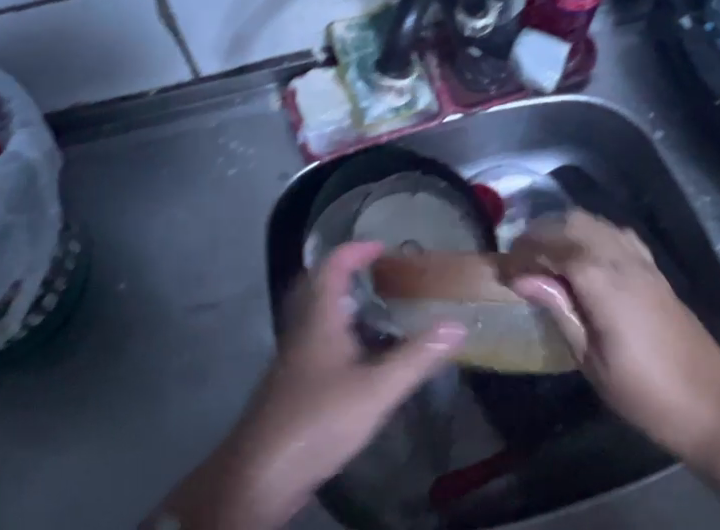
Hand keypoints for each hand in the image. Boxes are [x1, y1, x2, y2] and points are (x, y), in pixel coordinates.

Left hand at [157, 242, 465, 529]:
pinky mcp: (293, 385)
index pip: (332, 267)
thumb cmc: (318, 419)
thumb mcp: (375, 389)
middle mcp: (302, 330)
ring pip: (318, 317)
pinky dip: (341, 336)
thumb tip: (456, 324)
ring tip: (380, 312)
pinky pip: (318, 343)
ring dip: (345, 307)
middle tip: (381, 276)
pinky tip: (362, 360)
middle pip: (319, 287)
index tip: (383, 246)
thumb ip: (416, 358)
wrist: (262, 472)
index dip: (355, 250)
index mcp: (318, 319)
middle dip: (348, 275)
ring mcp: (294, 359)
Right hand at [508, 211, 719, 458]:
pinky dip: (590, 235)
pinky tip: (580, 258)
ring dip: (563, 231)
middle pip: (571, 223)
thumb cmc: (643, 391)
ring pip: (593, 222)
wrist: (709, 402)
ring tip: (542, 258)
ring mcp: (641, 259)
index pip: (551, 247)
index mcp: (602, 279)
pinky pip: (614, 233)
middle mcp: (621, 257)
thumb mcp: (590, 360)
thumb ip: (558, 309)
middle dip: (539, 235)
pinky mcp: (653, 268)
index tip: (501, 272)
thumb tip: (522, 279)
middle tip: (518, 263)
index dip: (522, 255)